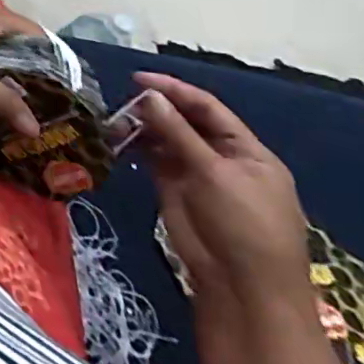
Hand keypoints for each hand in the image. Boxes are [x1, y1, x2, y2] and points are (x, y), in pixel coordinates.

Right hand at [133, 72, 310, 307]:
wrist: (240, 284)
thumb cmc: (242, 224)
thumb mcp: (214, 173)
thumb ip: (178, 132)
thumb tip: (148, 95)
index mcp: (247, 151)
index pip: (208, 109)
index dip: (175, 90)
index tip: (138, 78)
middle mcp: (222, 157)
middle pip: (186, 121)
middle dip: (156, 107)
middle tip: (122, 98)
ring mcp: (197, 172)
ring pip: (166, 138)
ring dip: (142, 125)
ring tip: (115, 119)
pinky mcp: (173, 186)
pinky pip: (153, 157)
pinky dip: (135, 145)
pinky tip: (116, 137)